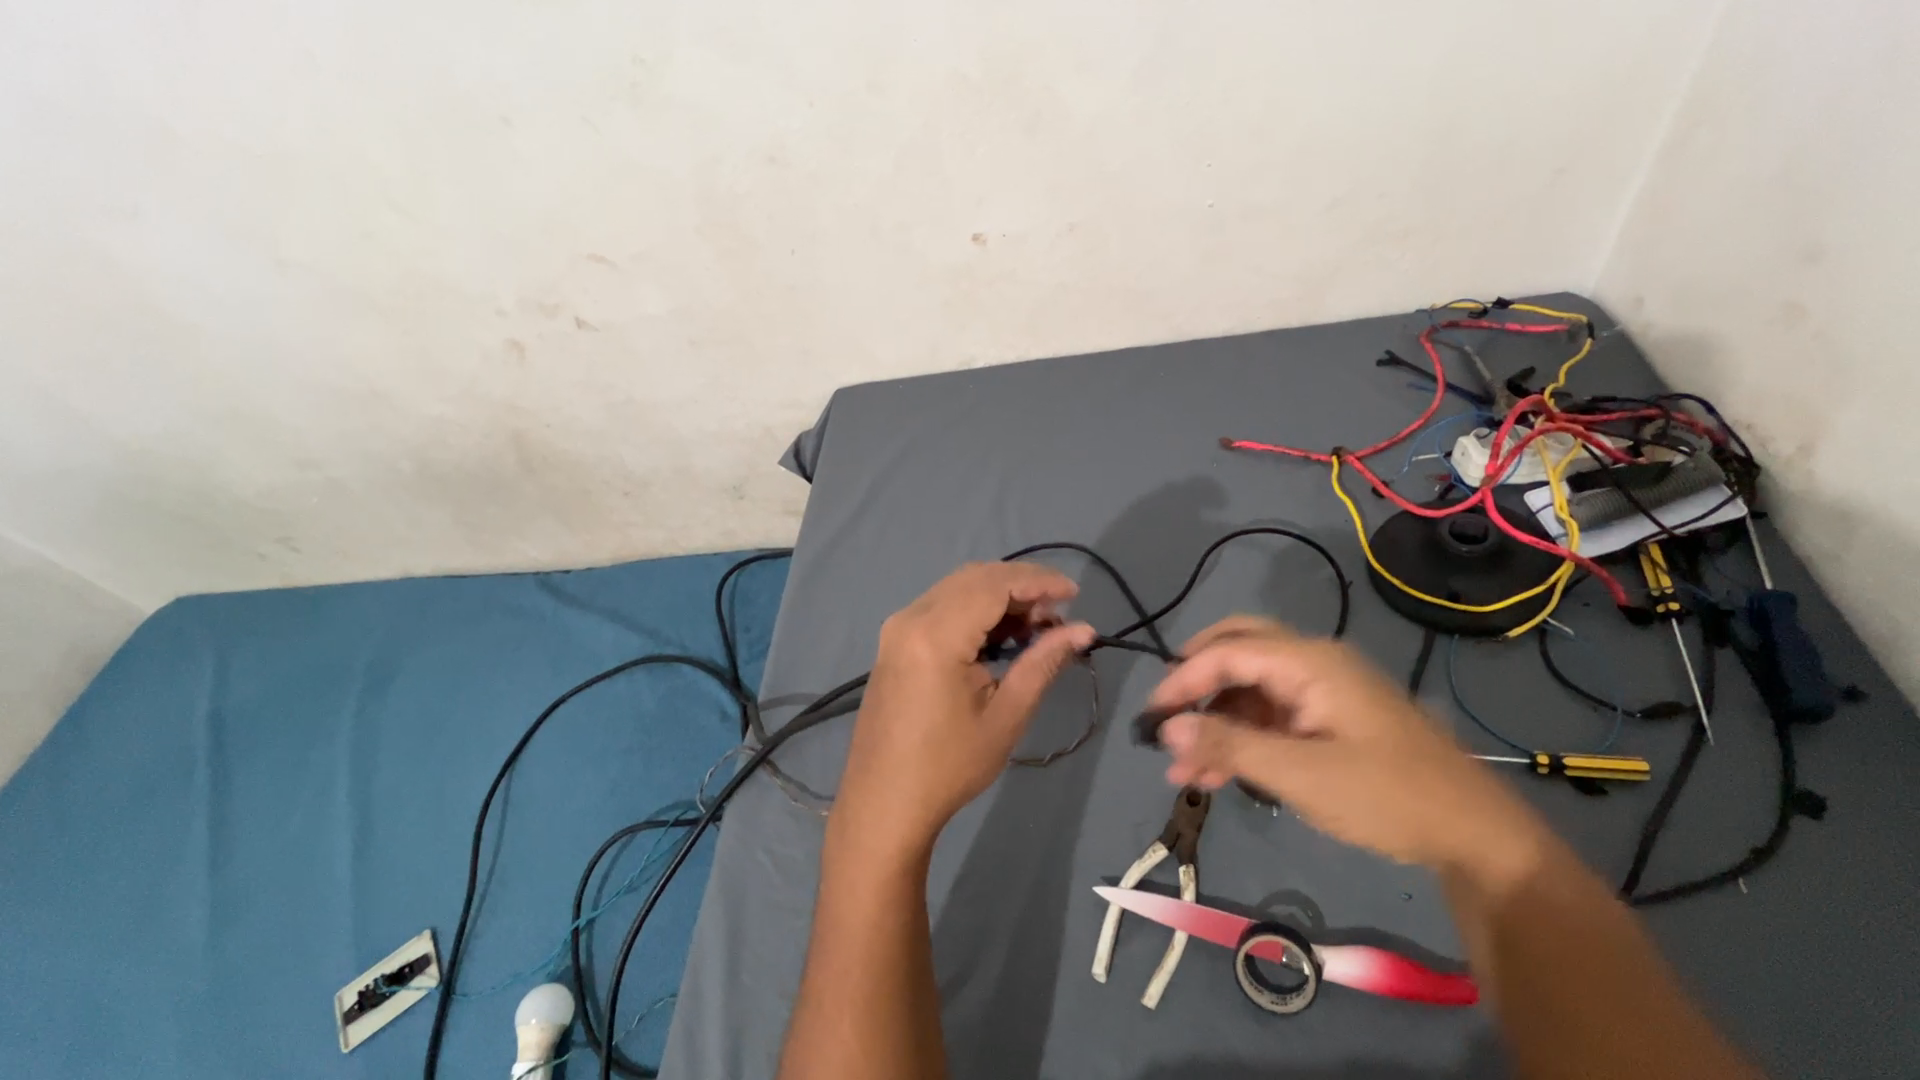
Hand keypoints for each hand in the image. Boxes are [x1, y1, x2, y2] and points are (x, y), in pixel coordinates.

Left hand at [835, 562, 1096, 856]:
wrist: (884, 802)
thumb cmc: (949, 766)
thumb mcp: (1006, 715)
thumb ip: (1044, 662)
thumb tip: (1084, 629)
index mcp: (935, 634)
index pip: (994, 584)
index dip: (1038, 581)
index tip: (1076, 594)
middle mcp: (910, 618)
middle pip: (974, 578)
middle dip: (1020, 586)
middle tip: (1058, 616)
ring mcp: (896, 629)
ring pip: (956, 589)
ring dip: (998, 596)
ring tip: (1036, 626)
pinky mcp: (893, 643)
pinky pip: (939, 607)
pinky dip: (974, 610)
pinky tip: (1001, 636)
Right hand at [1146, 617, 1550, 878]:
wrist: (1473, 833)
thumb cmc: (1386, 796)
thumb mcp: (1299, 773)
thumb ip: (1229, 744)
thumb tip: (1167, 726)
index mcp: (1309, 663)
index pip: (1226, 653)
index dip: (1180, 681)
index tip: (1149, 719)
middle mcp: (1314, 664)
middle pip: (1238, 650)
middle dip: (1196, 683)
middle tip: (1164, 716)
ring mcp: (1325, 692)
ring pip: (1252, 689)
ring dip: (1216, 721)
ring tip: (1183, 770)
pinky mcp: (1332, 720)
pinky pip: (1273, 715)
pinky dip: (1242, 738)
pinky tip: (1219, 773)